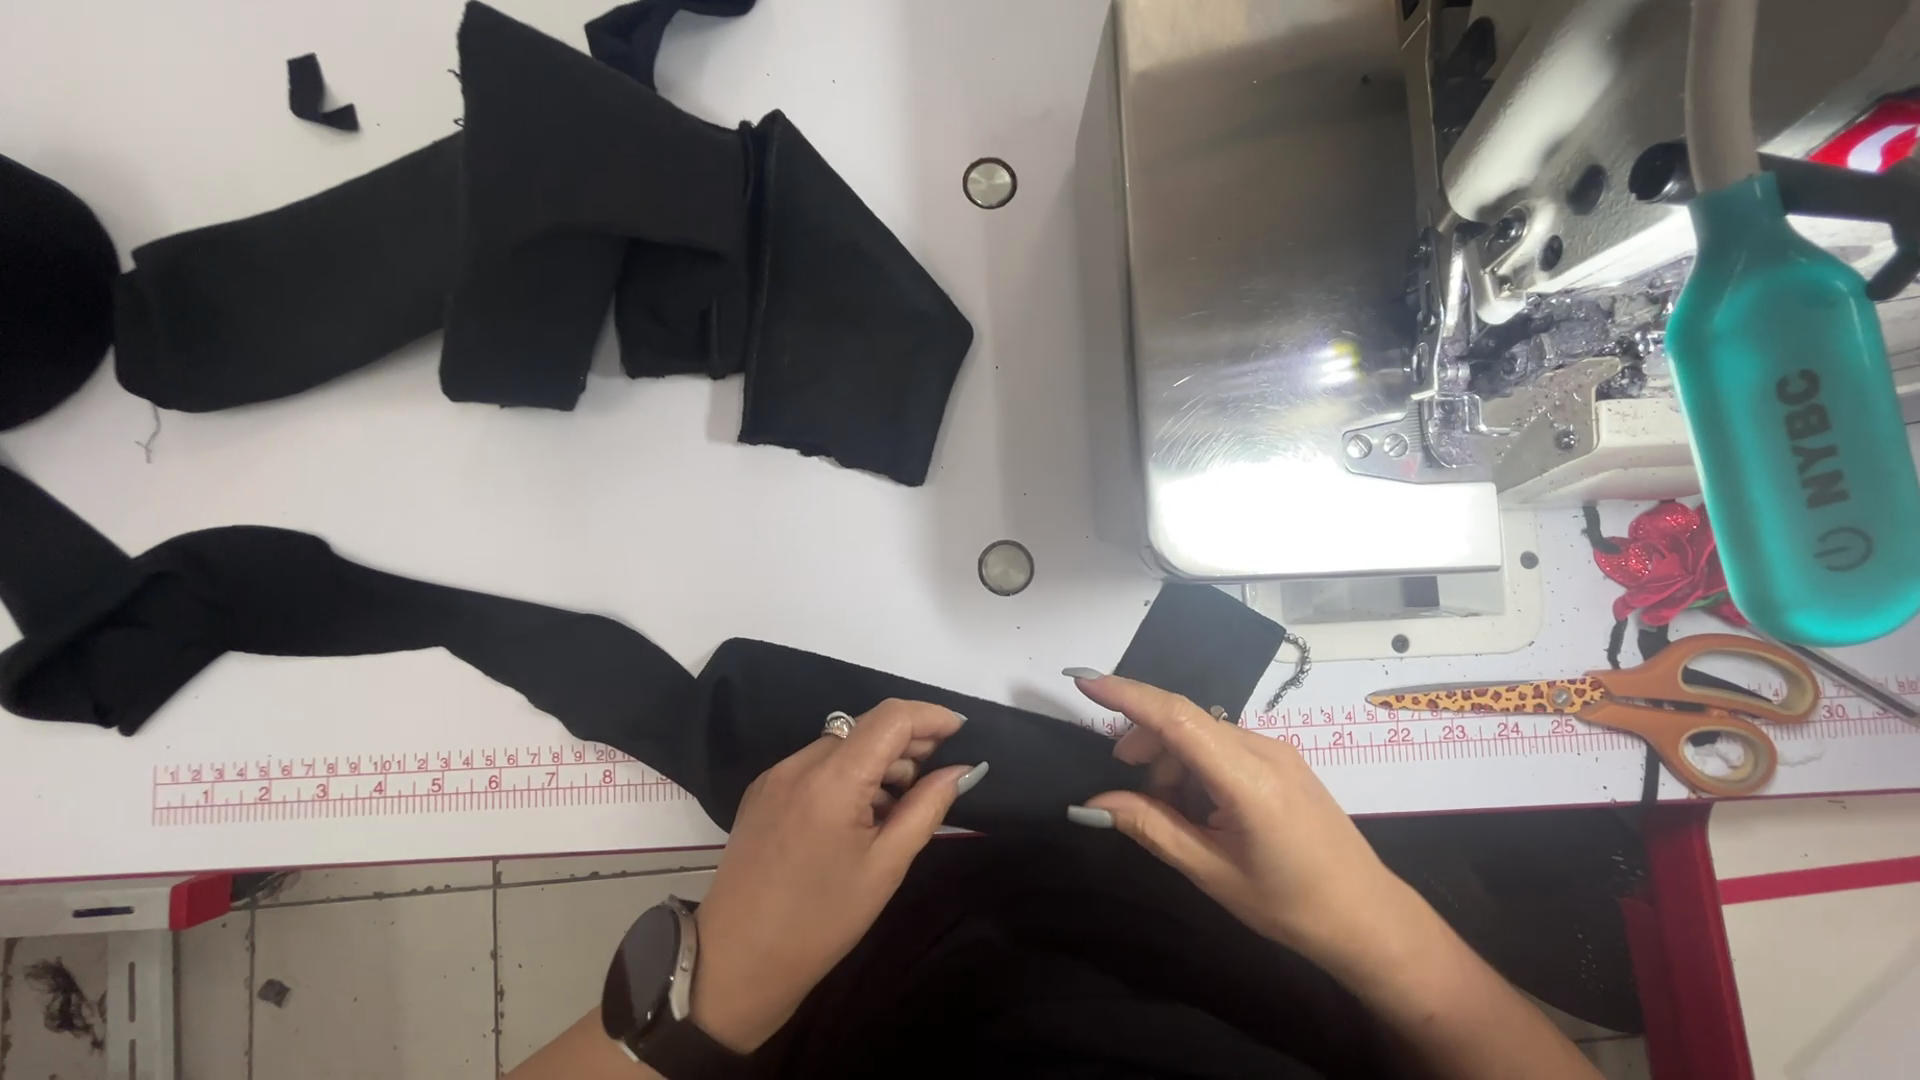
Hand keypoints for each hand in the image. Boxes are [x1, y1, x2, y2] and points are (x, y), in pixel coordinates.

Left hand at [688, 700, 983, 1052]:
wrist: (736, 964)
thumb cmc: (821, 921)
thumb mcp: (886, 866)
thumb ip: (927, 807)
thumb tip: (961, 769)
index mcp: (832, 779)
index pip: (891, 717)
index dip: (931, 716)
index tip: (961, 732)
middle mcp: (800, 763)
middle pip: (865, 725)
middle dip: (908, 741)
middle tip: (936, 778)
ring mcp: (776, 775)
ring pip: (842, 743)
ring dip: (878, 760)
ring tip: (898, 806)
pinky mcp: (763, 792)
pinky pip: (817, 764)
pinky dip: (848, 774)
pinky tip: (861, 815)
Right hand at [1069, 674, 1409, 961]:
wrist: (1369, 919)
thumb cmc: (1291, 905)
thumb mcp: (1211, 872)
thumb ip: (1150, 827)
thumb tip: (1093, 803)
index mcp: (1248, 778)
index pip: (1176, 718)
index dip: (1126, 695)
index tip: (1083, 682)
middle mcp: (1264, 749)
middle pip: (1184, 722)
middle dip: (1144, 743)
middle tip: (1126, 788)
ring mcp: (1277, 750)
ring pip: (1201, 733)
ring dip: (1170, 759)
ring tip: (1172, 812)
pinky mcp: (1282, 760)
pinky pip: (1222, 745)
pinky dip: (1195, 765)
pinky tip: (1199, 807)